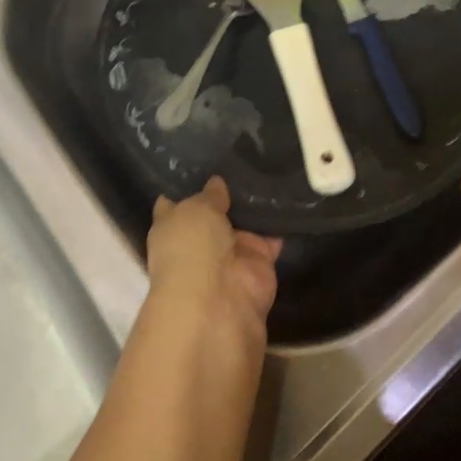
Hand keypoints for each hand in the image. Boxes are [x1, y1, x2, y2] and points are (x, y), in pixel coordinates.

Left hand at [147, 177, 282, 341]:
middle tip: (245, 161)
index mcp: (171, 228)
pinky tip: (288, 200)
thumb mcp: (196, 209)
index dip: (183, 187)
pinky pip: (270, 242)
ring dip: (254, 209)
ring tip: (271, 172)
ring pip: (243, 227)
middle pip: (212, 213)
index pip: (173, 204)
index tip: (198, 165)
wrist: (219, 299)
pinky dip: (279, 228)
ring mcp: (229, 255)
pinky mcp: (258, 267)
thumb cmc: (192, 246)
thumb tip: (216, 183)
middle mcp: (199, 241)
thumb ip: (209, 196)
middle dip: (225, 193)